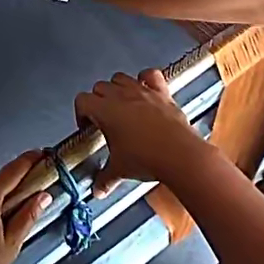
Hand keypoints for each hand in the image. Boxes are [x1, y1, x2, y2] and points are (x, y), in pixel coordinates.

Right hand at [75, 69, 207, 198]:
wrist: (181, 156)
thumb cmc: (148, 158)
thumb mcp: (120, 170)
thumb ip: (105, 178)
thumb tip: (98, 189)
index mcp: (104, 110)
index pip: (82, 100)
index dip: (82, 113)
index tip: (87, 125)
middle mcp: (121, 96)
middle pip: (100, 87)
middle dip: (98, 100)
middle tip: (103, 118)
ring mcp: (143, 92)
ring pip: (121, 77)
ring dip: (117, 87)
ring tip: (121, 104)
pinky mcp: (162, 93)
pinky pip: (151, 75)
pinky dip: (146, 78)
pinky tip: (145, 88)